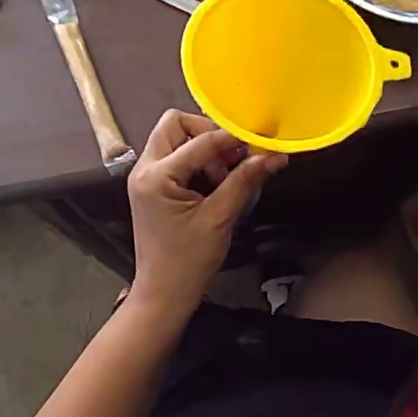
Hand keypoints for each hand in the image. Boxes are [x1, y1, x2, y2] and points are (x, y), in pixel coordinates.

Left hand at [127, 110, 287, 312]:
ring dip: (203, 149)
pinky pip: (174, 158)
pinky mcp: (152, 187)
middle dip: (208, 134)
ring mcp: (145, 177)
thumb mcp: (220, 218)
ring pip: (174, 138)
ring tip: (225, 178)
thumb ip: (244, 181)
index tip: (259, 142)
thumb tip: (273, 156)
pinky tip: (214, 184)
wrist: (164, 292)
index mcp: (156, 177)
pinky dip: (196, 162)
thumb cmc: (188, 261)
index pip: (199, 141)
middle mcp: (144, 169)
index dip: (232, 138)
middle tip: (233, 157)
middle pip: (175, 124)